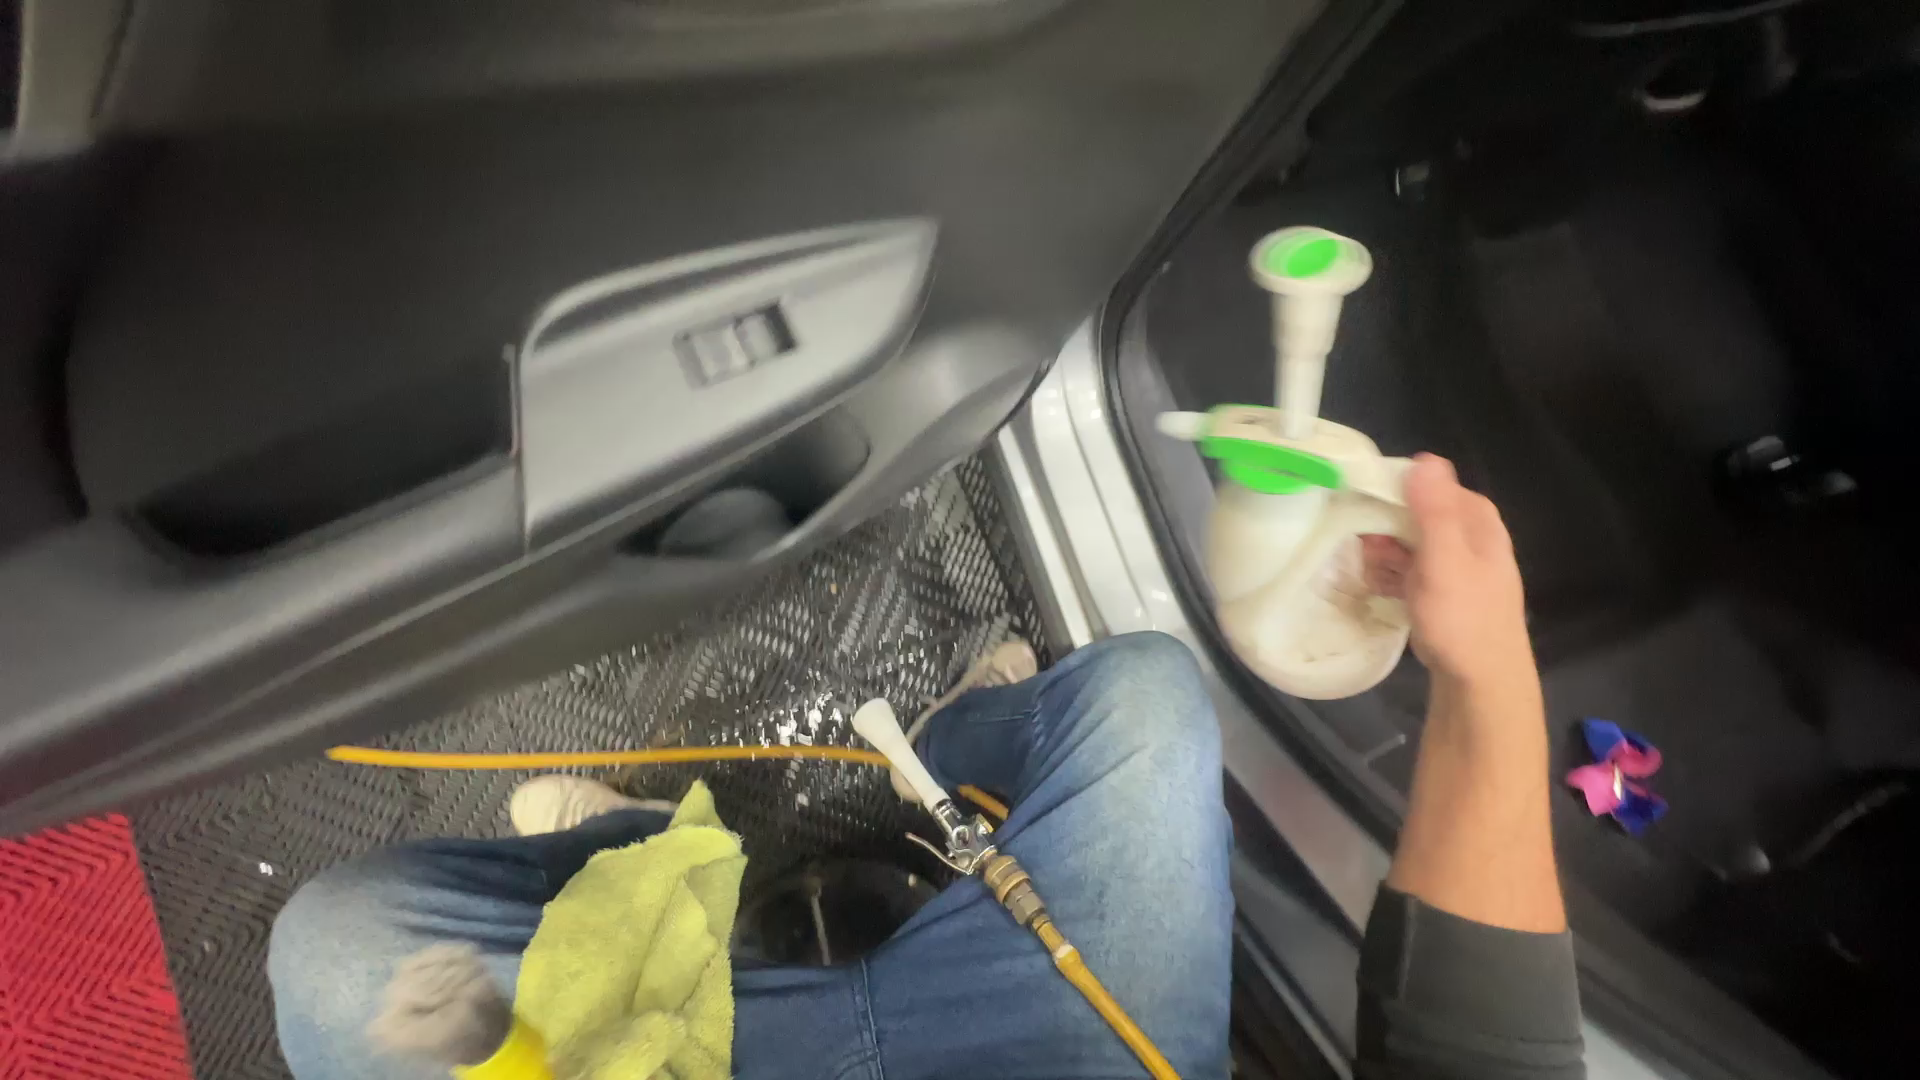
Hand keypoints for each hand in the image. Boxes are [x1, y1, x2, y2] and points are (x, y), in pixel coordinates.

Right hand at [1360, 454, 1532, 692]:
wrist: (1479, 680)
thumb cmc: (1462, 618)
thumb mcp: (1445, 560)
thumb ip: (1433, 511)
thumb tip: (1424, 460)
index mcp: (1476, 521)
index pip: (1430, 485)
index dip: (1395, 491)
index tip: (1363, 505)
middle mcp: (1468, 537)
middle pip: (1414, 513)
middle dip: (1384, 528)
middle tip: (1368, 550)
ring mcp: (1454, 565)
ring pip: (1406, 542)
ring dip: (1383, 554)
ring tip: (1374, 574)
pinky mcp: (1440, 589)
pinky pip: (1406, 568)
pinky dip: (1390, 575)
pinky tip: (1380, 590)